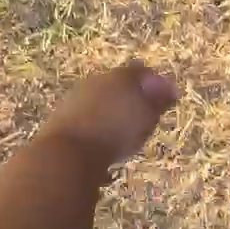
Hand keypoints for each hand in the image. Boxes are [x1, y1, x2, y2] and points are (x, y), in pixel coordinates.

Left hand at [36, 60, 178, 173]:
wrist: (64, 156)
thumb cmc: (115, 132)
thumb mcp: (148, 116)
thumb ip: (160, 99)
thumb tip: (170, 88)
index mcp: (121, 75)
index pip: (143, 71)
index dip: (156, 84)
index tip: (166, 100)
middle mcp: (98, 80)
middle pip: (120, 84)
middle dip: (132, 97)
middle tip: (144, 116)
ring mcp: (75, 98)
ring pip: (101, 101)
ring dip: (112, 112)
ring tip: (122, 133)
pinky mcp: (59, 119)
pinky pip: (85, 118)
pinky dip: (95, 126)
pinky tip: (101, 143)